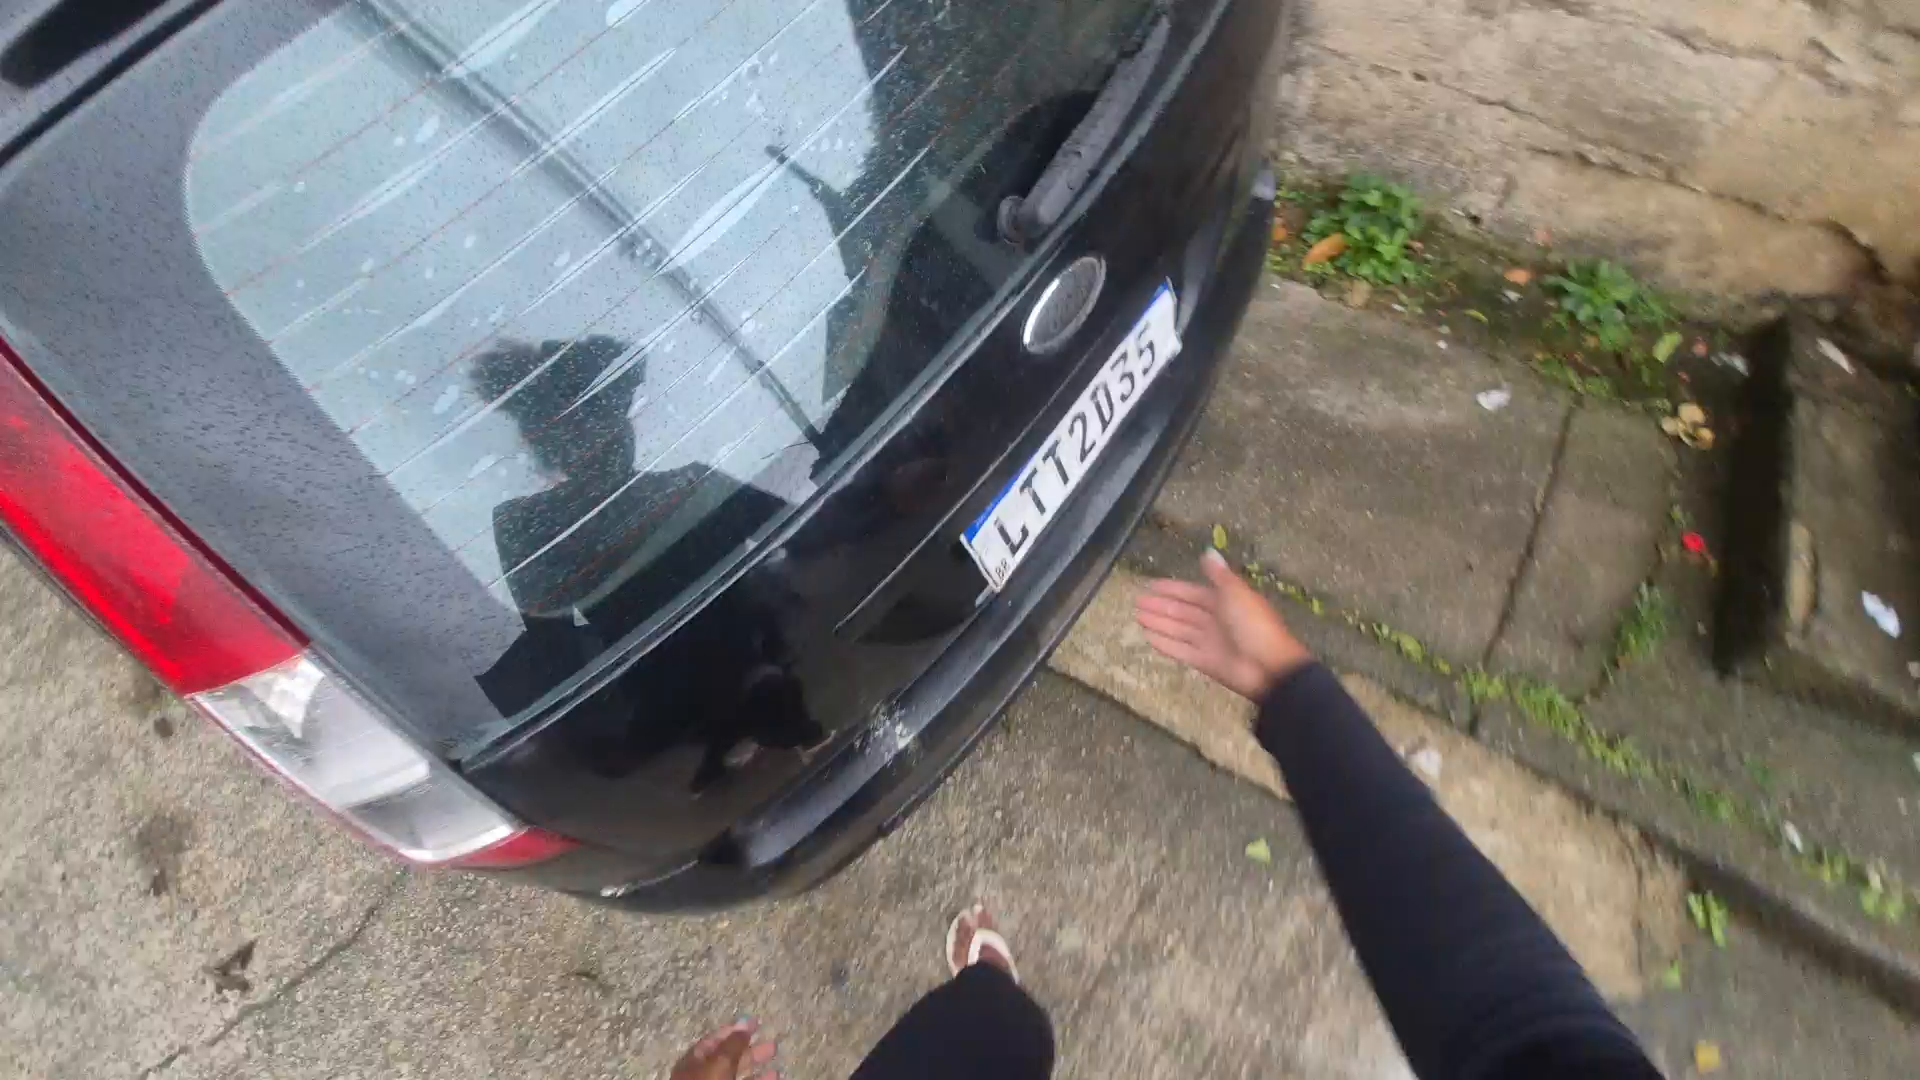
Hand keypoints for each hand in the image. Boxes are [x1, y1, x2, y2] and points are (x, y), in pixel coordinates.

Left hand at [670, 1021, 777, 1079]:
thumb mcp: (721, 1062)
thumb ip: (734, 1042)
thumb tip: (745, 1022)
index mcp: (693, 1063)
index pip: (714, 1041)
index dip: (734, 1030)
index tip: (756, 1024)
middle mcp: (702, 1077)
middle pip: (728, 1059)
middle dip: (751, 1052)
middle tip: (772, 1046)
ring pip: (737, 1078)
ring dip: (756, 1071)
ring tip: (776, 1067)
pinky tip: (773, 1078)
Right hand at [1135, 550, 1312, 701]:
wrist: (1270, 666)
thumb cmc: (1254, 625)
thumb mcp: (1237, 593)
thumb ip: (1219, 575)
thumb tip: (1208, 551)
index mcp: (1224, 602)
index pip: (1192, 593)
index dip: (1172, 588)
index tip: (1151, 585)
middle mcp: (1215, 620)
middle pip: (1182, 612)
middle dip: (1160, 606)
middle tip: (1137, 601)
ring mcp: (1209, 642)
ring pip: (1178, 630)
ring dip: (1159, 623)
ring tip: (1138, 617)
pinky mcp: (1205, 662)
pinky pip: (1180, 650)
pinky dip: (1165, 644)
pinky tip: (1148, 638)